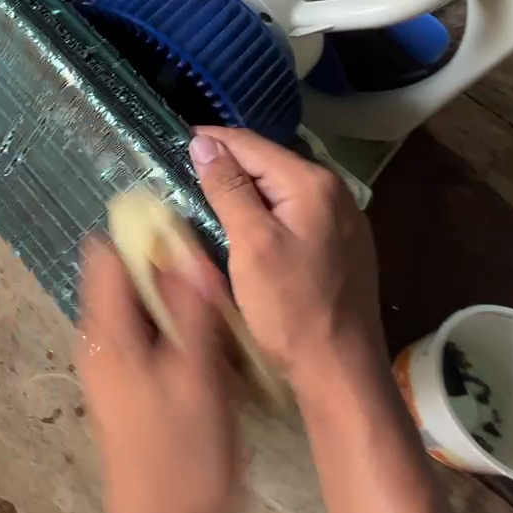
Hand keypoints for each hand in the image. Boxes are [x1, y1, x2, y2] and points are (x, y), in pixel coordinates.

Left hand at [77, 239, 238, 512]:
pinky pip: (146, 337)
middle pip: (123, 279)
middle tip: (208, 273)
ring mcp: (110, 365)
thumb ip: (191, 309)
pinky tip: (208, 347)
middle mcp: (98, 340)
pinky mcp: (126, 386)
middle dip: (163, 269)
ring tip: (214, 309)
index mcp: (106, 330)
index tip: (180, 230)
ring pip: (139, 308)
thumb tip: (185, 251)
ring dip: (173, 302)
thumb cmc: (181, 457)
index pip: (106, 253)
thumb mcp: (196, 375)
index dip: (141, 234)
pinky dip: (172, 331)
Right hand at [189, 127, 382, 379]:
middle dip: (224, 162)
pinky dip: (263, 206)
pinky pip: (292, 207)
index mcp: (312, 184)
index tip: (170, 143)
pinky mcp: (339, 241)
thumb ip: (228, 188)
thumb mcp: (251, 244)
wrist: (341, 373)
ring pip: (278, 184)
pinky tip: (240, 222)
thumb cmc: (291, 309)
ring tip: (201, 194)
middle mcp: (334, 190)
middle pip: (266, 161)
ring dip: (242, 185)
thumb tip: (203, 142)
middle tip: (180, 171)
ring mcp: (341, 217)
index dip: (209, 140)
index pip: (250, 143)